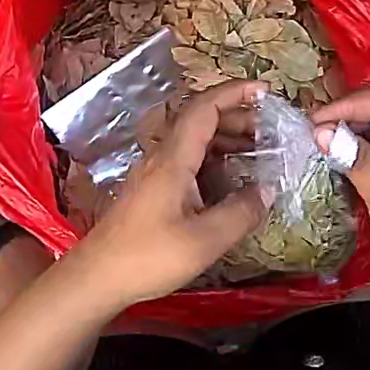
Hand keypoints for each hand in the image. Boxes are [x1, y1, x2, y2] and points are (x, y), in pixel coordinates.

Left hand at [62, 81, 271, 309]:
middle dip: (239, 116)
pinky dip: (216, 159)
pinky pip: (190, 161)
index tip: (266, 91)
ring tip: (259, 148)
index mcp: (173, 159)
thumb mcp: (205, 240)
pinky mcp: (154, 190)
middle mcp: (163, 158)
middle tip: (272, 128)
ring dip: (228, 137)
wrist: (97, 278)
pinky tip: (233, 177)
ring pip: (196, 141)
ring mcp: (156, 173)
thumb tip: (267, 191)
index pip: (205, 109)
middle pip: (201, 120)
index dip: (236, 93)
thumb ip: (241, 213)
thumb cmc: (148, 257)